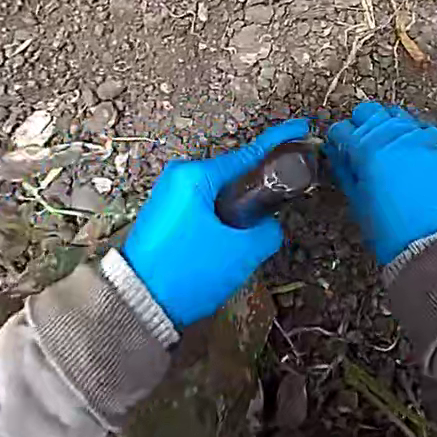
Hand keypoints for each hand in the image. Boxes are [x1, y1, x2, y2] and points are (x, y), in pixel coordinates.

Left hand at [122, 118, 312, 327]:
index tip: (301, 128)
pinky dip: (223, 213)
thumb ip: (268, 231)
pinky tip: (236, 230)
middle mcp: (180, 177)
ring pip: (220, 191)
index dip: (280, 141)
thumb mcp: (241, 252)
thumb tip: (270, 226)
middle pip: (234, 172)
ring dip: (240, 202)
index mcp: (195, 176)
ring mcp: (170, 195)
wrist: (135, 308)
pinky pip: (205, 204)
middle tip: (287, 187)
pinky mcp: (166, 215)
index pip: (249, 153)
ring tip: (262, 217)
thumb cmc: (184, 274)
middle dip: (260, 182)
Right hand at [324, 102, 436, 264]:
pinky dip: (416, 137)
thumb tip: (338, 153)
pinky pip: (426, 129)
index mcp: (368, 151)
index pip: (344, 129)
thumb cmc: (392, 232)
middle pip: (371, 112)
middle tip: (363, 142)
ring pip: (399, 115)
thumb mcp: (358, 201)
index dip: (339, 138)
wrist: (435, 245)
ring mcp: (423, 139)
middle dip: (362, 124)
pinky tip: (413, 153)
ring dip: (390, 126)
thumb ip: (346, 170)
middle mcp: (395, 137)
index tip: (341, 144)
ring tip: (389, 147)